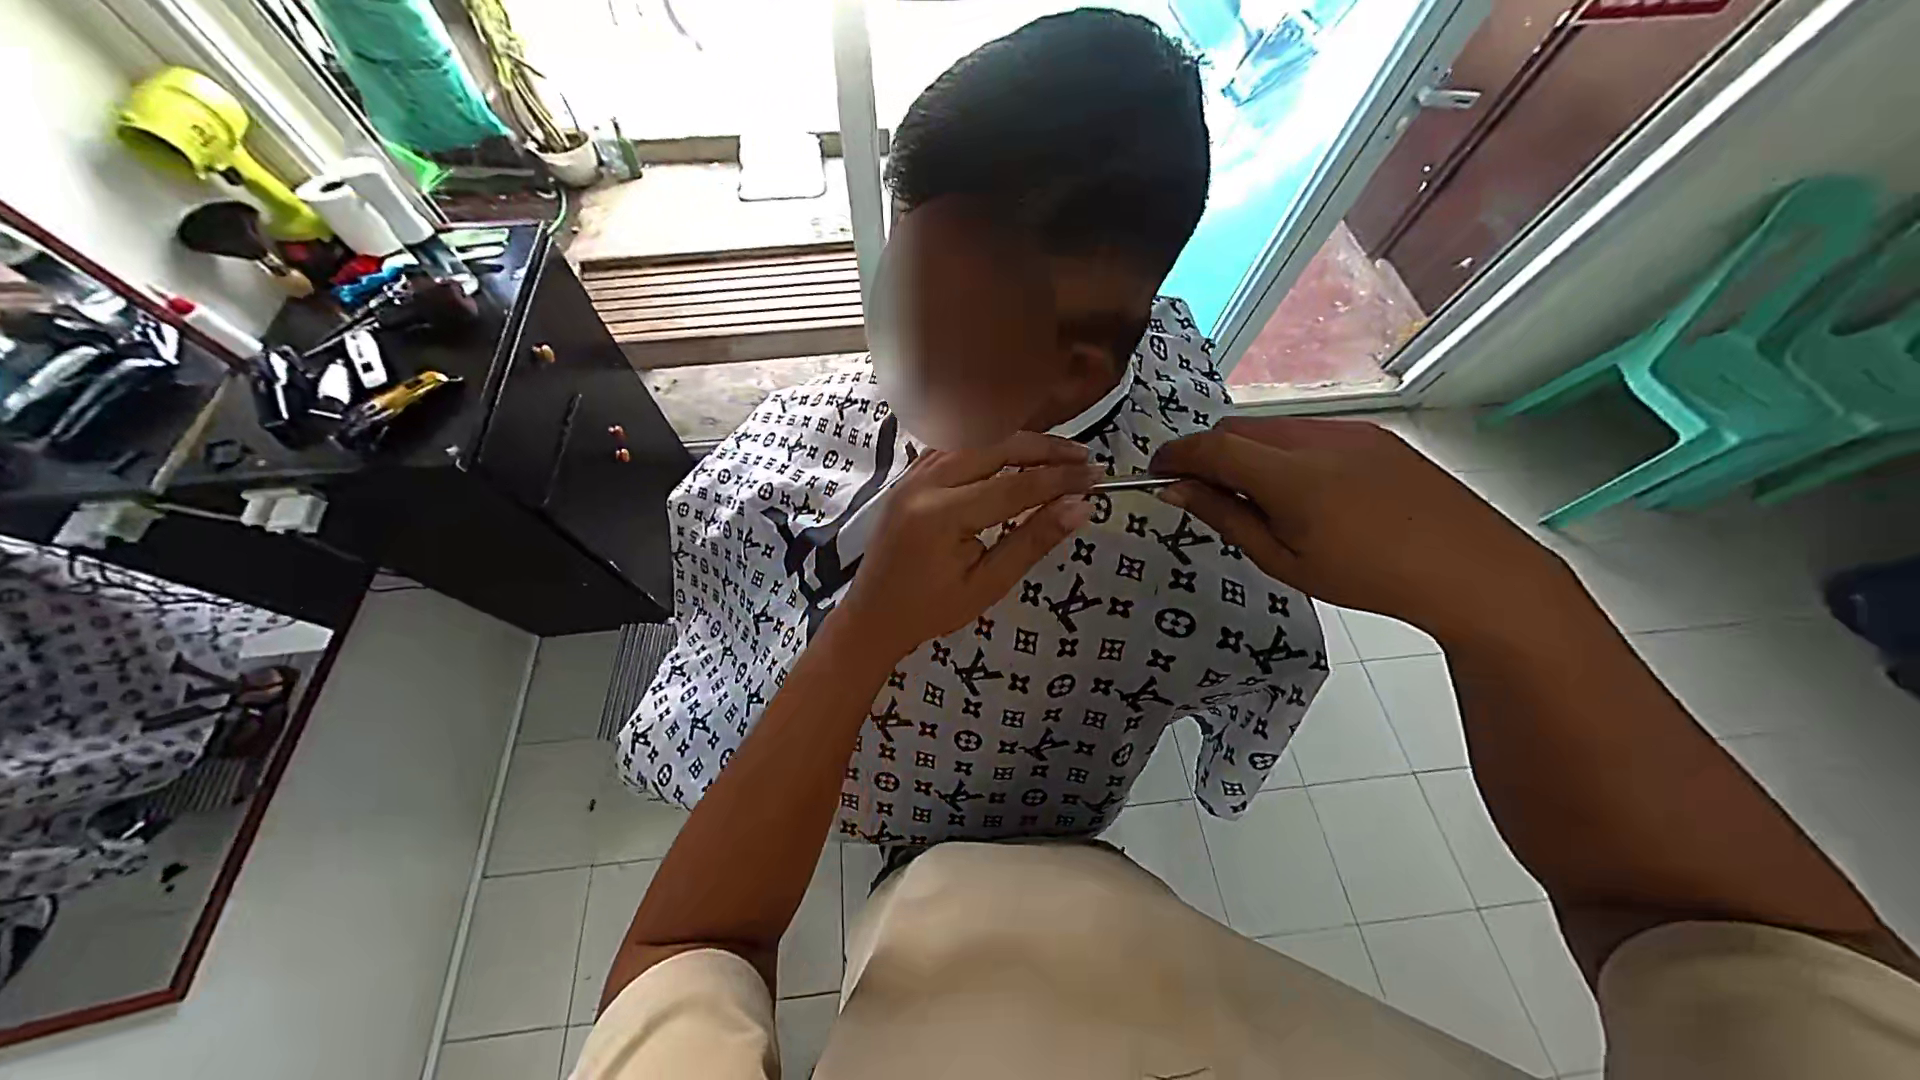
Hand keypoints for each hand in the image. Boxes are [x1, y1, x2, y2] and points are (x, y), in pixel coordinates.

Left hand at [835, 431, 1100, 658]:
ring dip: (1017, 442)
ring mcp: (912, 475)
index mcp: (941, 515)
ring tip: (1056, 454)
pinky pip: (954, 446)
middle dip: (1044, 448)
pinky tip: (1011, 453)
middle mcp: (924, 483)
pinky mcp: (909, 476)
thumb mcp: (987, 585)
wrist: (873, 615)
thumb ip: (1032, 541)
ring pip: (974, 439)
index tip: (1096, 477)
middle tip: (1083, 459)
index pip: (1015, 485)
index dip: (1060, 478)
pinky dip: (988, 444)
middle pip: (995, 446)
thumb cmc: (930, 610)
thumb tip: (1080, 507)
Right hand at [1150, 417, 1577, 642]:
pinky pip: (1306, 431)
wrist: (1472, 569)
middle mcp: (1315, 438)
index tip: (1157, 473)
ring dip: (1244, 451)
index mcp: (1290, 475)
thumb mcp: (1283, 560)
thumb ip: (1225, 517)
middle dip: (1208, 453)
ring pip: (1271, 427)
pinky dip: (1281, 450)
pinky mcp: (1372, 435)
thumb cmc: (1367, 577)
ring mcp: (1348, 432)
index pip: (1211, 447)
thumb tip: (1177, 490)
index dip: (1175, 455)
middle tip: (1205, 494)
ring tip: (1257, 498)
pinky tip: (1302, 490)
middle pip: (1236, 428)